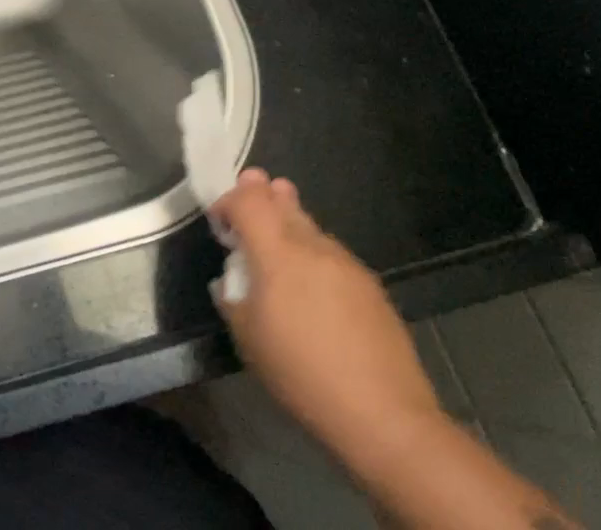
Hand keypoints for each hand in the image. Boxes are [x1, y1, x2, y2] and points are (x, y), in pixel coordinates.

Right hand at [209, 168, 444, 466]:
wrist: (382, 413)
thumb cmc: (299, 372)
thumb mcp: (246, 335)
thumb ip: (232, 296)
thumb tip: (232, 280)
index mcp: (278, 254)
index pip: (250, 201)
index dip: (230, 199)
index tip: (219, 219)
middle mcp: (314, 248)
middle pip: (285, 203)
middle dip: (263, 194)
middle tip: (250, 187)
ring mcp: (348, 265)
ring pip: (312, 228)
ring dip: (290, 224)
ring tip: (277, 239)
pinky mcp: (371, 288)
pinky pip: (332, 256)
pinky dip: (314, 254)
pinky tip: (311, 284)